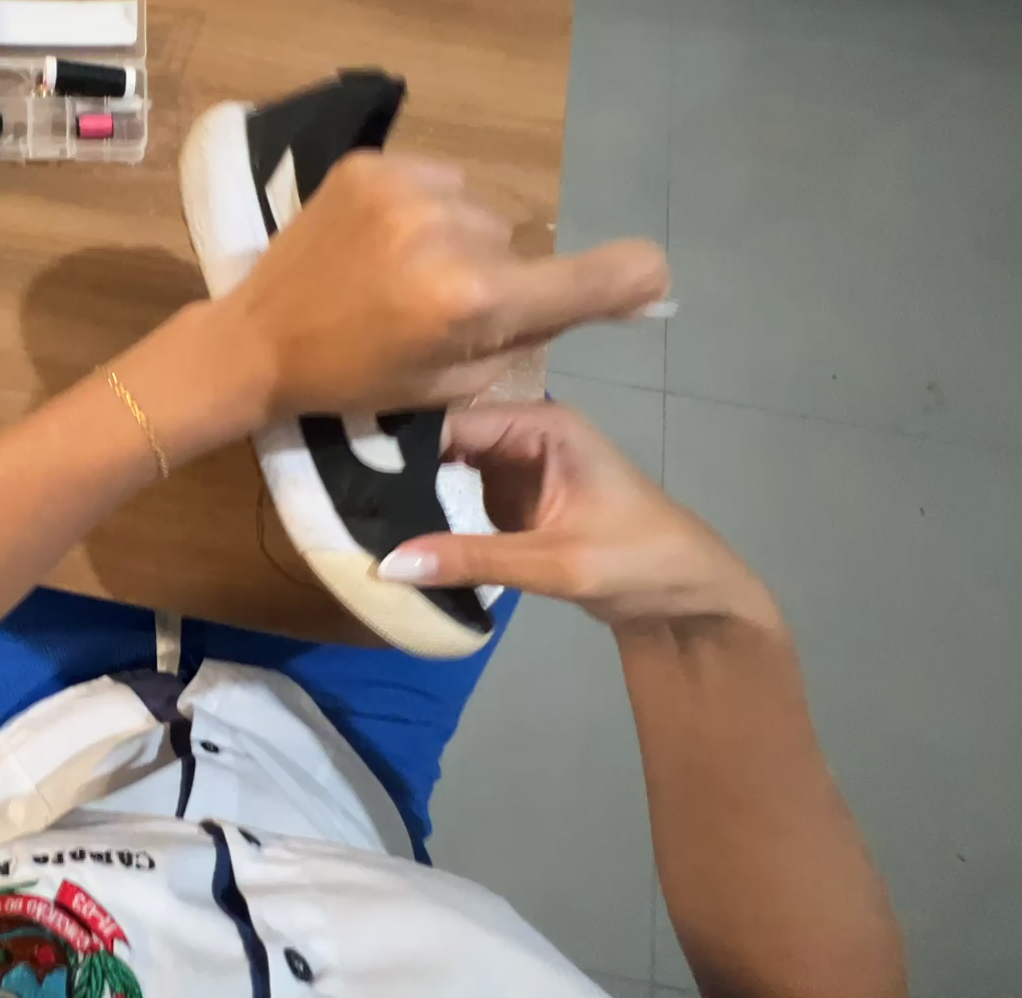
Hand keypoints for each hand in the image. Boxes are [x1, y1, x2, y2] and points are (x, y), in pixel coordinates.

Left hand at [220, 151, 669, 417]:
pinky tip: (379, 243)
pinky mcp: (372, 165)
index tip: (635, 286)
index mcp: (474, 299)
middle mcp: (454, 231)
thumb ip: (525, 338)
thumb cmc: (350, 380)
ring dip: (459, 241)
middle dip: (495, 277)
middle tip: (432, 307)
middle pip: (519, 246)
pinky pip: (436, 183)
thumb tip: (600, 295)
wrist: (256, 341)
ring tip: (396, 274)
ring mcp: (408, 188)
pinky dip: (424, 212)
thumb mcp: (448, 383)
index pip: (601, 274)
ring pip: (479, 212)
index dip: (629, 281)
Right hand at [374, 403, 780, 629]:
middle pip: (437, 439)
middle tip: (335, 492)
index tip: (340, 468)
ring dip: (402, 489)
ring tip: (346, 507)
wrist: (686, 601)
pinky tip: (380, 523)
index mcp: (539, 424)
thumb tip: (386, 564)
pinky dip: (420, 509)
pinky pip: (448, 494)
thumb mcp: (557, 562)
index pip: (449, 420)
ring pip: (437, 467)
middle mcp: (517, 433)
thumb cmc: (640, 563)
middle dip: (391, 465)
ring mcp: (507, 465)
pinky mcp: (500, 495)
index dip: (396, 442)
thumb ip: (473, 559)